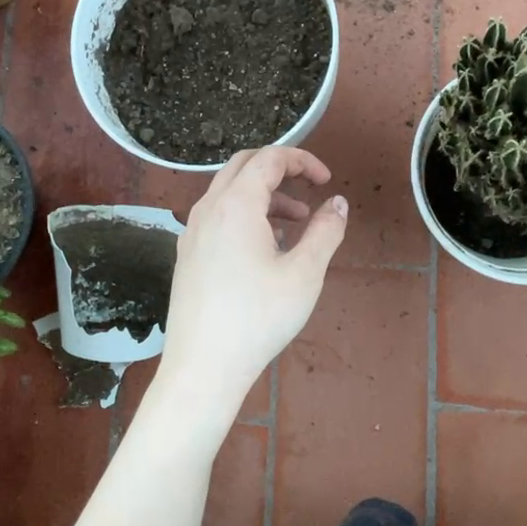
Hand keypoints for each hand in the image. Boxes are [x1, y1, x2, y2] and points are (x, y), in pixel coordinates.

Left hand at [158, 147, 347, 406]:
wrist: (203, 367)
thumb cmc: (258, 318)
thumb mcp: (304, 273)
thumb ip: (325, 231)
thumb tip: (338, 203)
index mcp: (235, 204)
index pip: (269, 158)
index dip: (302, 160)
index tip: (327, 180)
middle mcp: (208, 209)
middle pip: (243, 165)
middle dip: (280, 169)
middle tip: (309, 188)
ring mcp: (193, 232)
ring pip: (228, 191)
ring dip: (264, 195)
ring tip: (296, 223)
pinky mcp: (188, 255)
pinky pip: (218, 216)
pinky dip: (245, 214)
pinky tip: (266, 248)